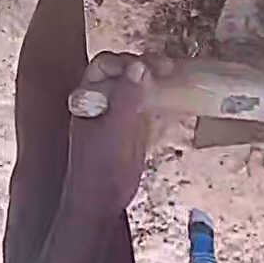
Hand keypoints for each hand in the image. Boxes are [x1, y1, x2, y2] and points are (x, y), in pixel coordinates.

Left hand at [61, 52, 158, 217]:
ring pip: (138, 82)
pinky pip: (148, 100)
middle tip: (168, 67)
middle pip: (124, 70)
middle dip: (145, 65)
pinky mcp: (134, 122)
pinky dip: (161, 93)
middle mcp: (103, 99)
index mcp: (89, 97)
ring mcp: (120, 110)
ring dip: (155, 76)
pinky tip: (174, 92)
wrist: (102, 201)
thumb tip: (140, 66)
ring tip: (174, 74)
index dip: (125, 61)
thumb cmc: (100, 165)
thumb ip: (126, 97)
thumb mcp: (115, 128)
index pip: (105, 65)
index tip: (148, 67)